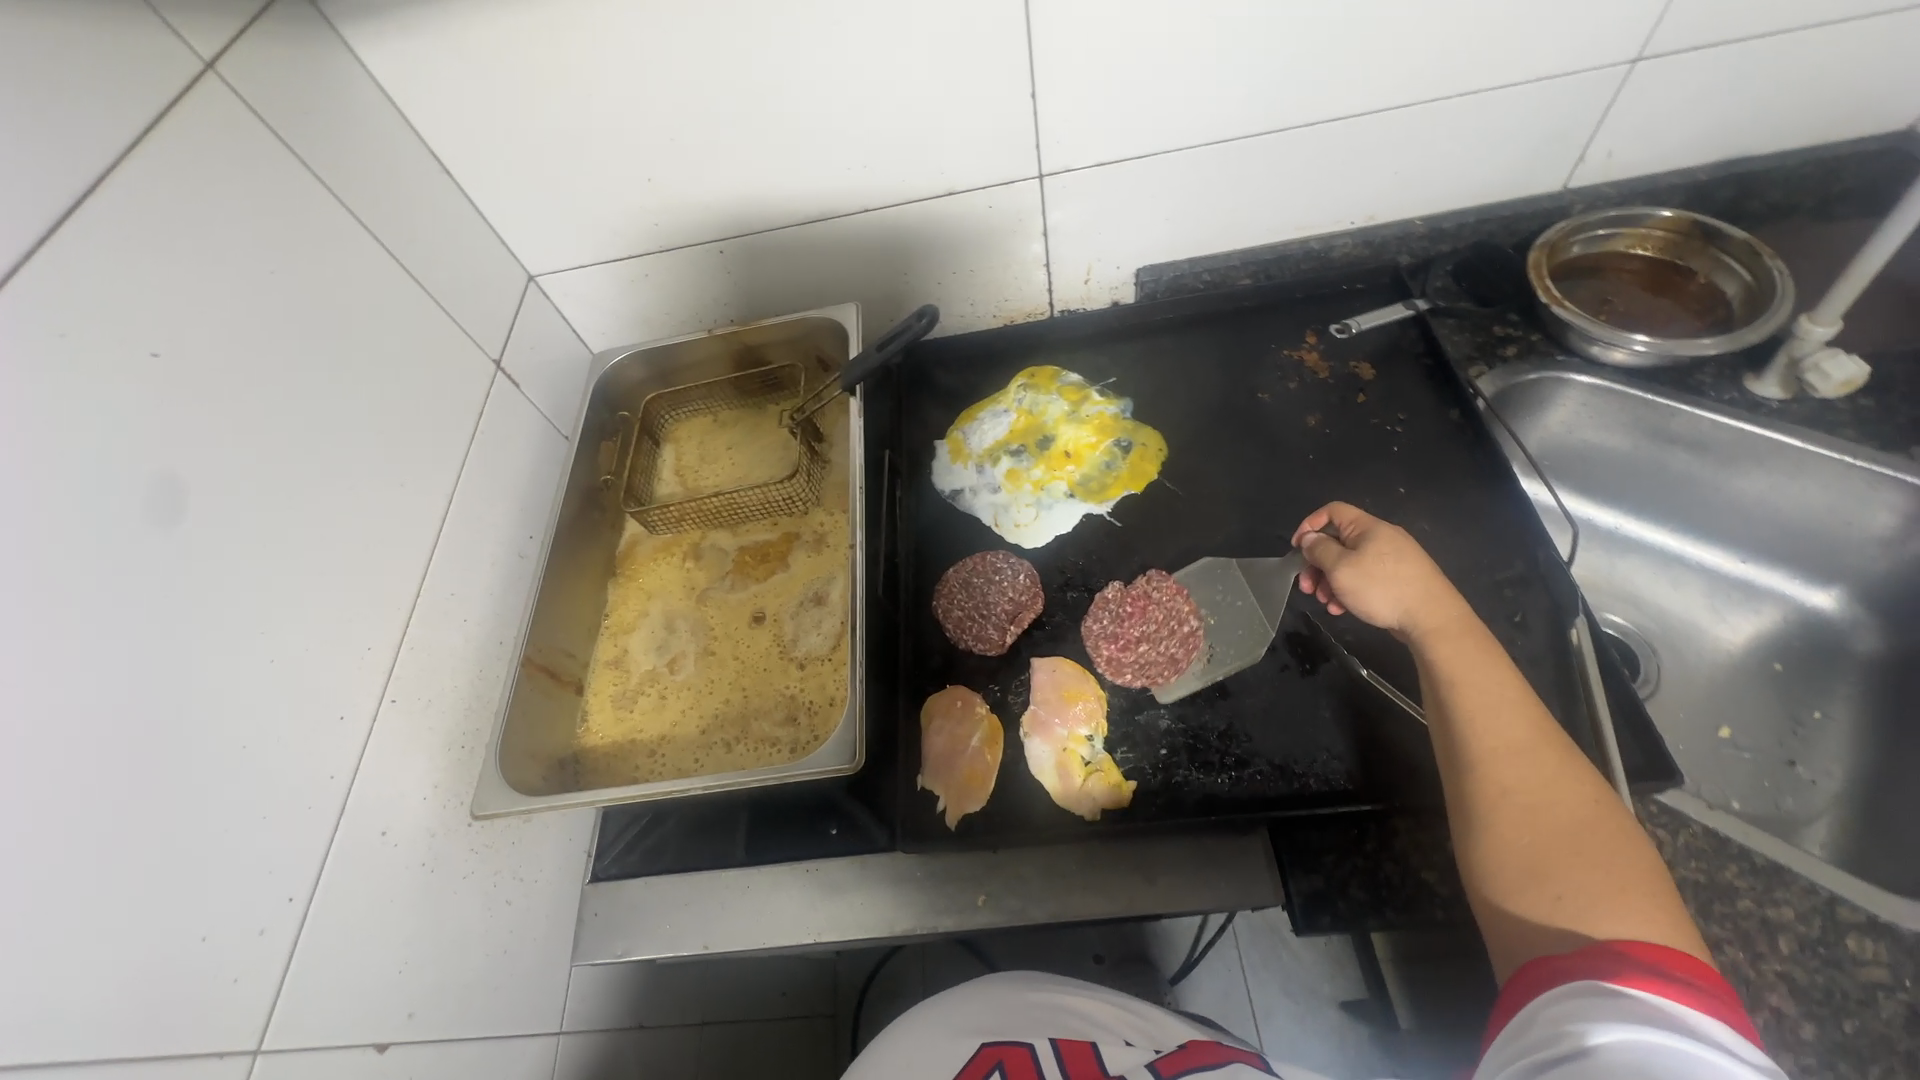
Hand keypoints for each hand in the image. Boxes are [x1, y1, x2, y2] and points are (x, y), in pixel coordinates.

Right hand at [1291, 502, 1473, 642]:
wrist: (1431, 618)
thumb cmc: (1381, 587)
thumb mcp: (1340, 568)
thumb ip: (1319, 550)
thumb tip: (1310, 538)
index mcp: (1367, 528)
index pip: (1332, 511)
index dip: (1310, 525)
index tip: (1297, 549)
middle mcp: (1379, 538)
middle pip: (1337, 542)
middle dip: (1316, 564)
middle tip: (1306, 587)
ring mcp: (1390, 559)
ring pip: (1348, 563)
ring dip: (1330, 582)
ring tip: (1325, 602)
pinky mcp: (1396, 579)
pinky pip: (1364, 578)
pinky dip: (1348, 590)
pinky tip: (1342, 609)